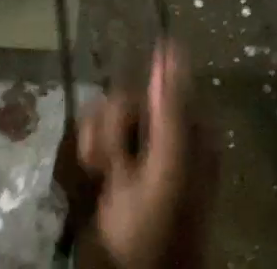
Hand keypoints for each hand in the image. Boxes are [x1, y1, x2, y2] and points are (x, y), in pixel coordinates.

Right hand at [76, 44, 217, 268]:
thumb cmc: (156, 230)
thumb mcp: (170, 171)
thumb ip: (172, 110)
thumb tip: (170, 46)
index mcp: (190, 134)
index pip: (159, 85)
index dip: (142, 99)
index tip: (132, 122)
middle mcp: (164, 137)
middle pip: (127, 98)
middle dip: (113, 126)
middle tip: (115, 163)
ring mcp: (135, 152)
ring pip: (104, 114)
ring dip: (97, 142)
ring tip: (101, 176)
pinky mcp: (108, 164)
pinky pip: (89, 133)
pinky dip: (87, 152)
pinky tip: (91, 175)